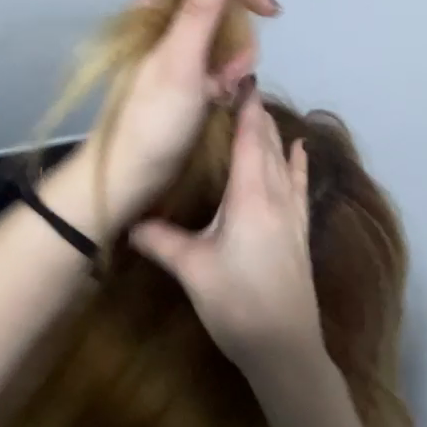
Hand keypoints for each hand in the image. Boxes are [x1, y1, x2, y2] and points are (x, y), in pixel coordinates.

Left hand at [86, 0, 278, 222]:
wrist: (132, 174)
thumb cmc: (154, 118)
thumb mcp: (180, 61)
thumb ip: (200, 10)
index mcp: (155, 8)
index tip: (270, 11)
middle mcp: (164, 22)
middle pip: (221, 5)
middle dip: (238, 36)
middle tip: (232, 72)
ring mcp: (175, 50)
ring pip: (224, 36)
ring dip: (234, 61)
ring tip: (223, 91)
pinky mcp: (185, 76)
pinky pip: (218, 62)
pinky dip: (226, 77)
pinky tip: (221, 98)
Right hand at [130, 93, 322, 375]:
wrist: (285, 350)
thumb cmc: (237, 303)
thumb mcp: (191, 269)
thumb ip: (159, 240)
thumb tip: (125, 223)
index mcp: (251, 195)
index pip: (250, 138)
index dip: (245, 107)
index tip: (238, 77)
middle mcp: (276, 196)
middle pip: (268, 144)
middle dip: (255, 114)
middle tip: (235, 87)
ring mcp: (293, 215)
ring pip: (284, 161)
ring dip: (273, 134)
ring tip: (261, 110)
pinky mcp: (299, 233)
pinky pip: (299, 185)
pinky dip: (297, 163)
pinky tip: (301, 151)